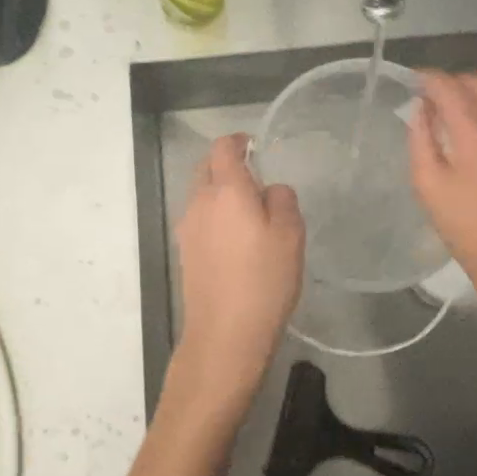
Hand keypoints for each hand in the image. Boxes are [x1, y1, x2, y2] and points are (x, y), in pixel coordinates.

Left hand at [172, 134, 303, 404]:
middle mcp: (200, 202)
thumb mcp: (291, 235)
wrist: (225, 334)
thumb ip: (283, 200)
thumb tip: (270, 190)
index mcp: (227, 190)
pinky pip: (199, 218)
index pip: (223, 148)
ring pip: (201, 193)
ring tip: (249, 212)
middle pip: (207, 168)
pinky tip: (236, 239)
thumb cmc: (264, 280)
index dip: (238, 141)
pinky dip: (215, 215)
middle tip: (255, 177)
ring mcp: (188, 227)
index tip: (255, 146)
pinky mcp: (185, 251)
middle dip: (227, 164)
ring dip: (220, 191)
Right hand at [408, 72, 476, 321]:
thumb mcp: (429, 189)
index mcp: (476, 137)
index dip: (428, 79)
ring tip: (468, 102)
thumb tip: (422, 107)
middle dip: (455, 82)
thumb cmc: (472, 233)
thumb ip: (421, 139)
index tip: (417, 82)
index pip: (449, 86)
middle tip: (439, 98)